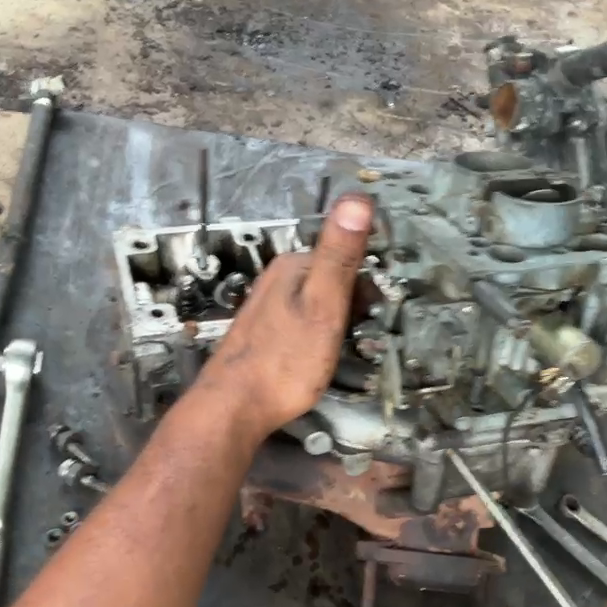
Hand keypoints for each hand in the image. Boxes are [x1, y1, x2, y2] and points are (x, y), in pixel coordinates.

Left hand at [187, 196, 373, 440]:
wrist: (234, 408)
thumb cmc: (285, 361)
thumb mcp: (323, 305)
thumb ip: (339, 255)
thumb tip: (357, 198)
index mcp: (293, 266)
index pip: (345, 260)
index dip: (366, 289)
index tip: (372, 318)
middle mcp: (275, 280)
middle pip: (329, 282)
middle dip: (350, 308)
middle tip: (355, 341)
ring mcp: (265, 309)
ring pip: (315, 306)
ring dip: (334, 326)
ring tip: (335, 354)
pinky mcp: (261, 335)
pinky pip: (300, 326)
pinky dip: (315, 340)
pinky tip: (313, 362)